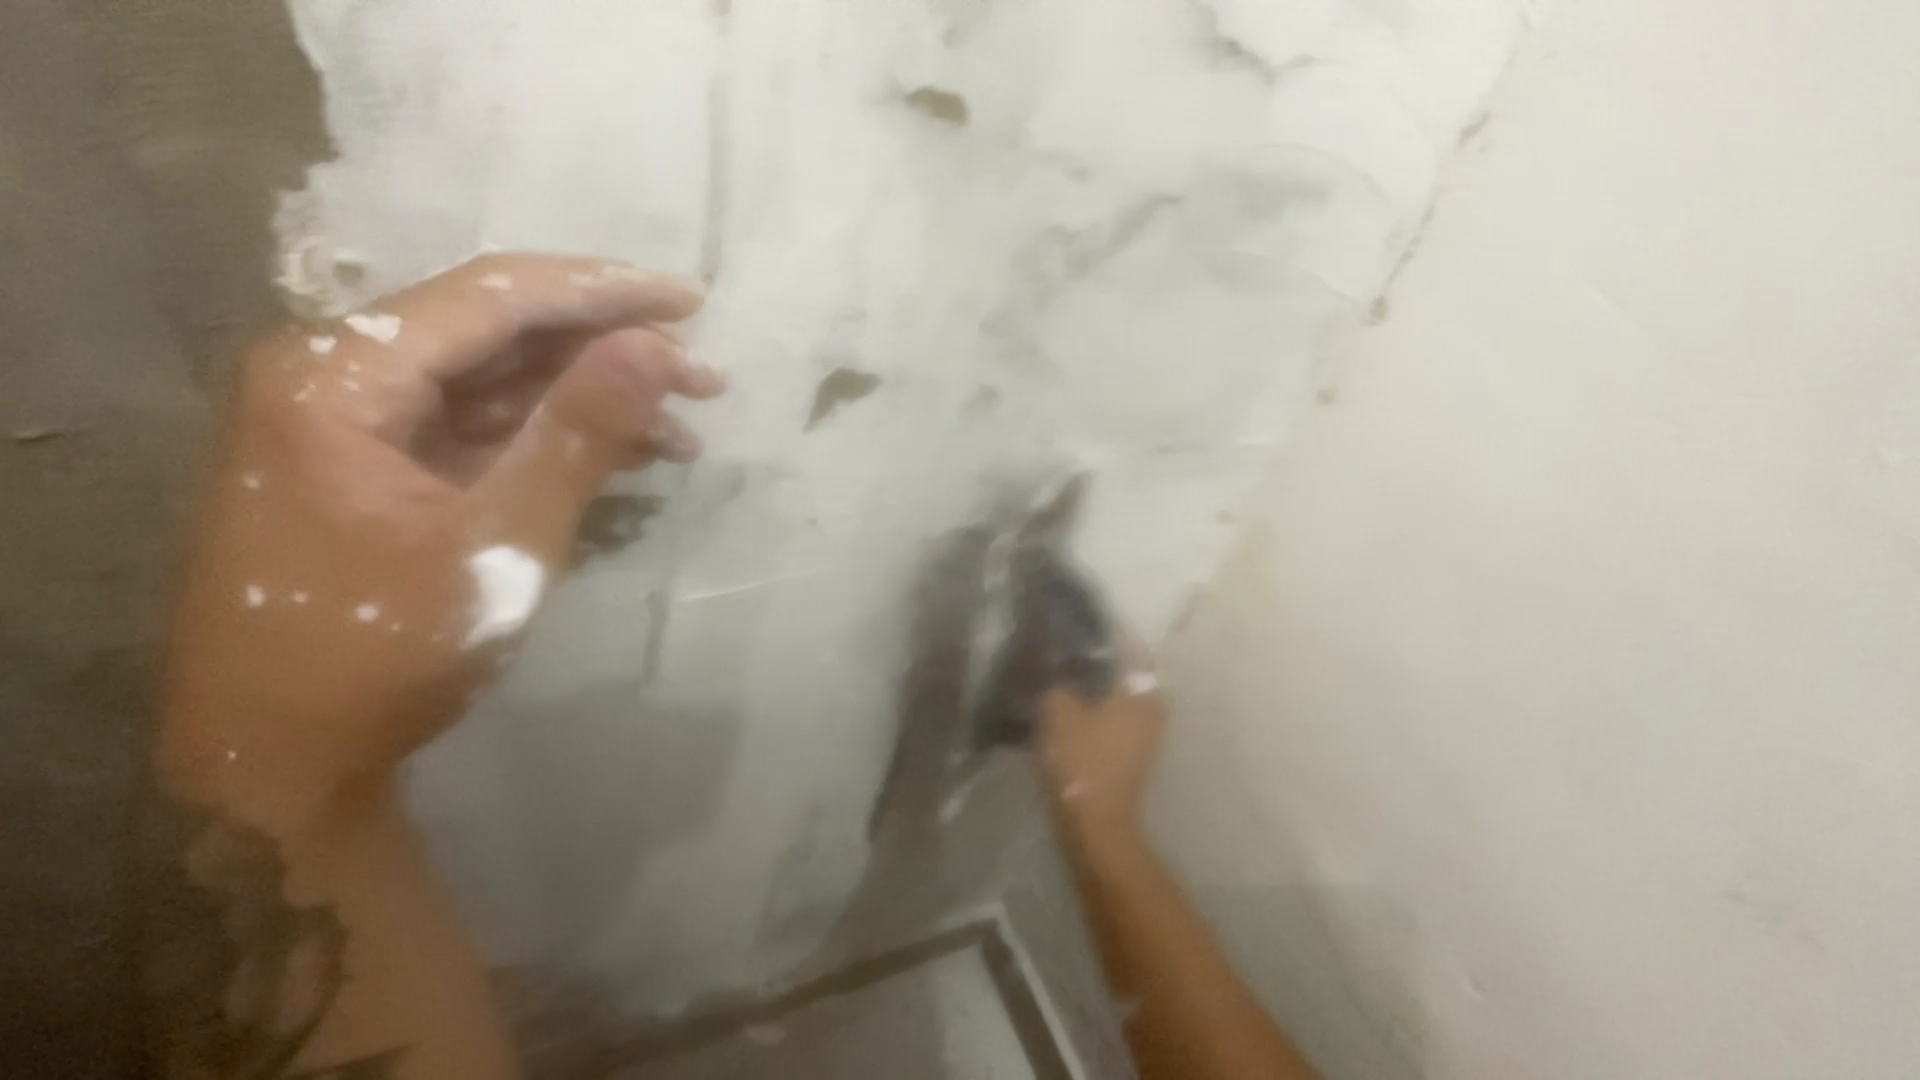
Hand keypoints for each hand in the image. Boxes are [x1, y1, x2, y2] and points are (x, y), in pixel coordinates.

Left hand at [155, 254, 721, 829]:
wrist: (278, 764)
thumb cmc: (379, 652)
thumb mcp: (499, 542)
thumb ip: (579, 435)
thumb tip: (655, 346)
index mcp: (339, 376)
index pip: (495, 297)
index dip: (604, 291)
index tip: (692, 300)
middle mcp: (335, 378)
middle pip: (497, 333)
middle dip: (608, 350)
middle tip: (704, 376)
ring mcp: (353, 427)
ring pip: (496, 383)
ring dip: (590, 399)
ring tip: (684, 427)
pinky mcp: (376, 472)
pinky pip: (479, 430)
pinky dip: (552, 439)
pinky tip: (625, 457)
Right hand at [1039, 644, 1167, 844]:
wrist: (1095, 825)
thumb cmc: (1081, 762)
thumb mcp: (1058, 709)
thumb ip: (1056, 676)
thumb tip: (1052, 654)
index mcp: (1142, 689)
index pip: (1126, 642)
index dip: (1099, 627)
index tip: (1071, 617)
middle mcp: (1152, 705)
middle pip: (1122, 666)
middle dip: (1093, 654)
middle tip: (1059, 643)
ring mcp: (1146, 731)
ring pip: (1117, 691)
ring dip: (1091, 681)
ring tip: (1056, 671)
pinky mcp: (1132, 751)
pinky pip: (1112, 713)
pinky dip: (1092, 704)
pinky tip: (1064, 703)